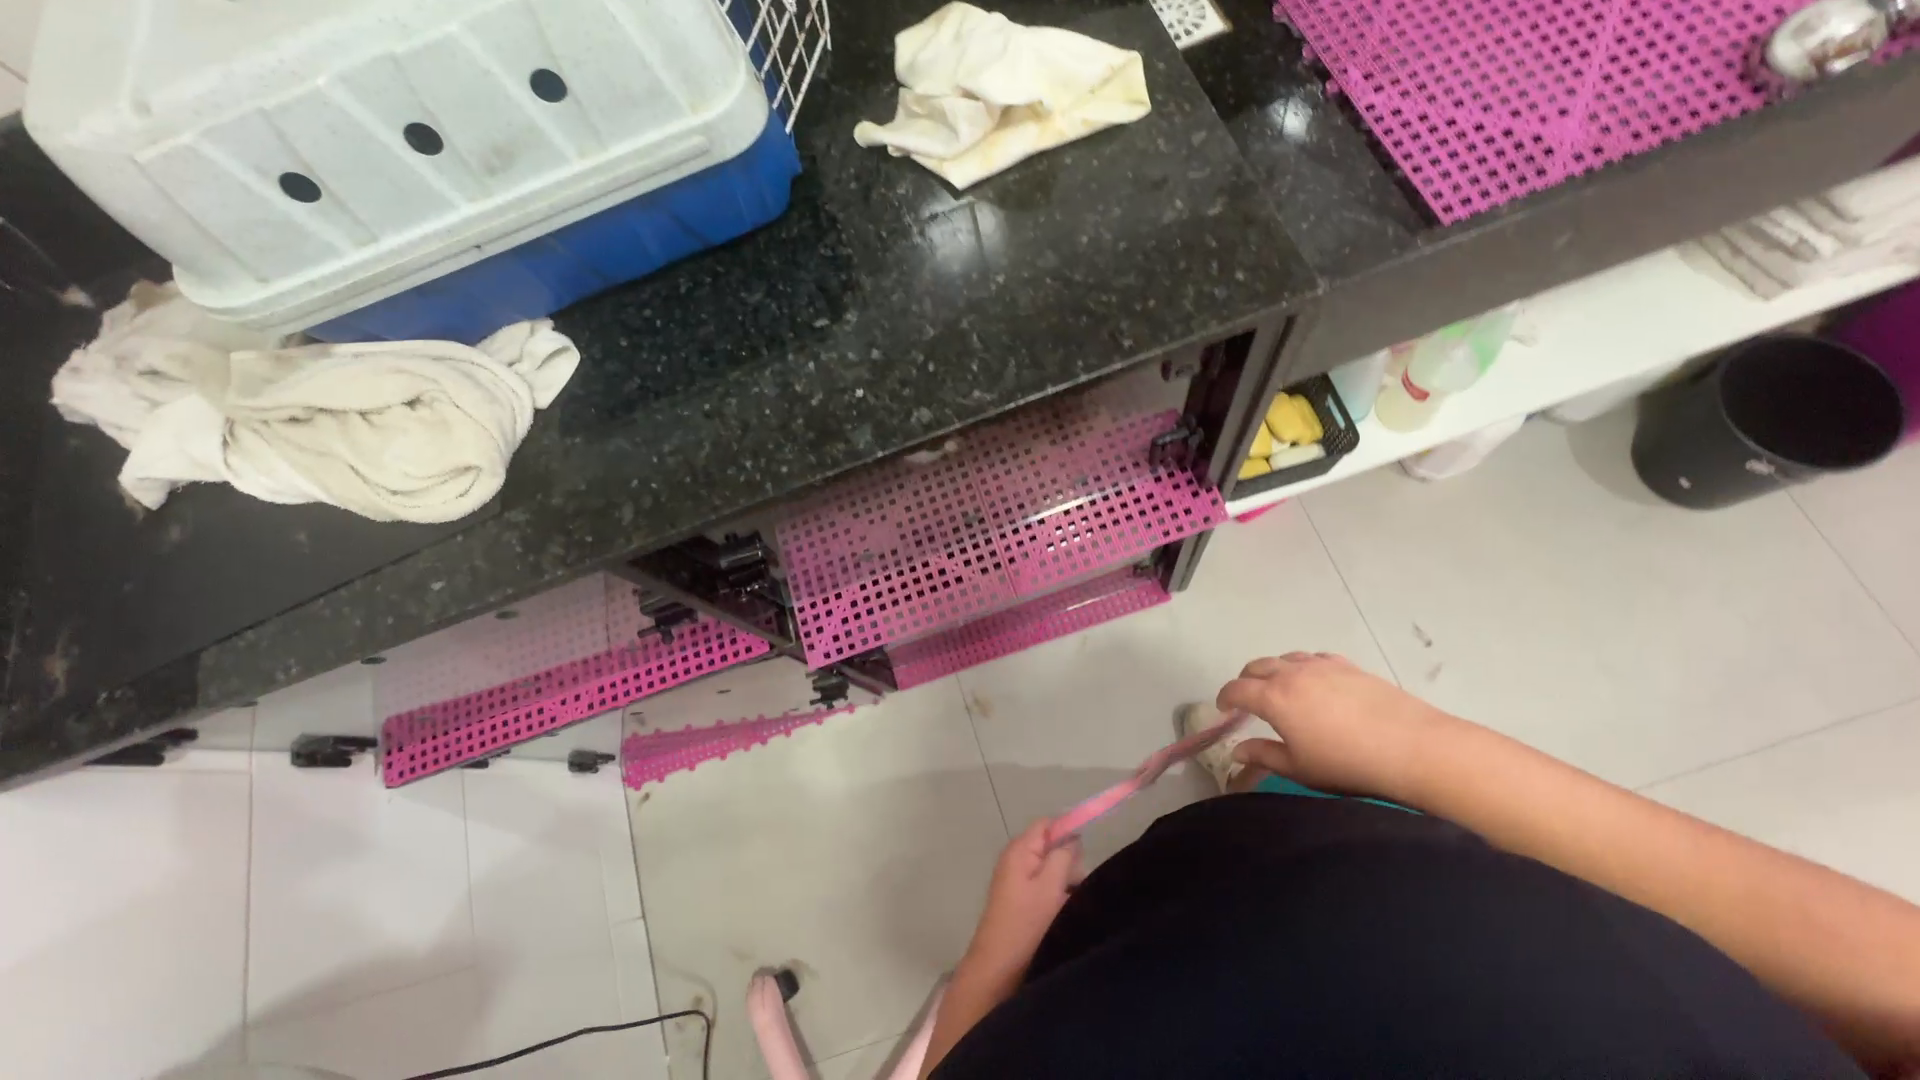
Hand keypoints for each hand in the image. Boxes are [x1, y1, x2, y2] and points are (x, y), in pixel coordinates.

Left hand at [965, 820, 1080, 972]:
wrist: (999, 965)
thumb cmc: (1026, 922)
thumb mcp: (1050, 885)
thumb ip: (1063, 856)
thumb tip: (1072, 837)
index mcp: (1020, 849)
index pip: (1047, 824)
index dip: (1069, 830)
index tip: (1088, 848)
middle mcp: (1016, 859)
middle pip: (1050, 847)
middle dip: (1068, 862)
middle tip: (1077, 884)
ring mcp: (1016, 879)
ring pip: (1050, 869)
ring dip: (1064, 882)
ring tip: (1071, 903)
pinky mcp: (1020, 899)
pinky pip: (1044, 887)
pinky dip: (1056, 895)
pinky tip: (1065, 913)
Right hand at [1215, 652, 1458, 802]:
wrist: (1412, 748)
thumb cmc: (1347, 764)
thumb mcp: (1298, 768)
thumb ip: (1264, 755)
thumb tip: (1237, 750)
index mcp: (1273, 697)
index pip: (1237, 689)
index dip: (1224, 698)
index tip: (1222, 710)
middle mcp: (1293, 673)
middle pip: (1258, 666)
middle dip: (1246, 680)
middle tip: (1246, 700)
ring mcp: (1323, 666)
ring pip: (1287, 658)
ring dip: (1274, 670)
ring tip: (1280, 689)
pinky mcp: (1350, 666)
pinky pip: (1315, 658)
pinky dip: (1304, 666)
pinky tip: (1315, 682)